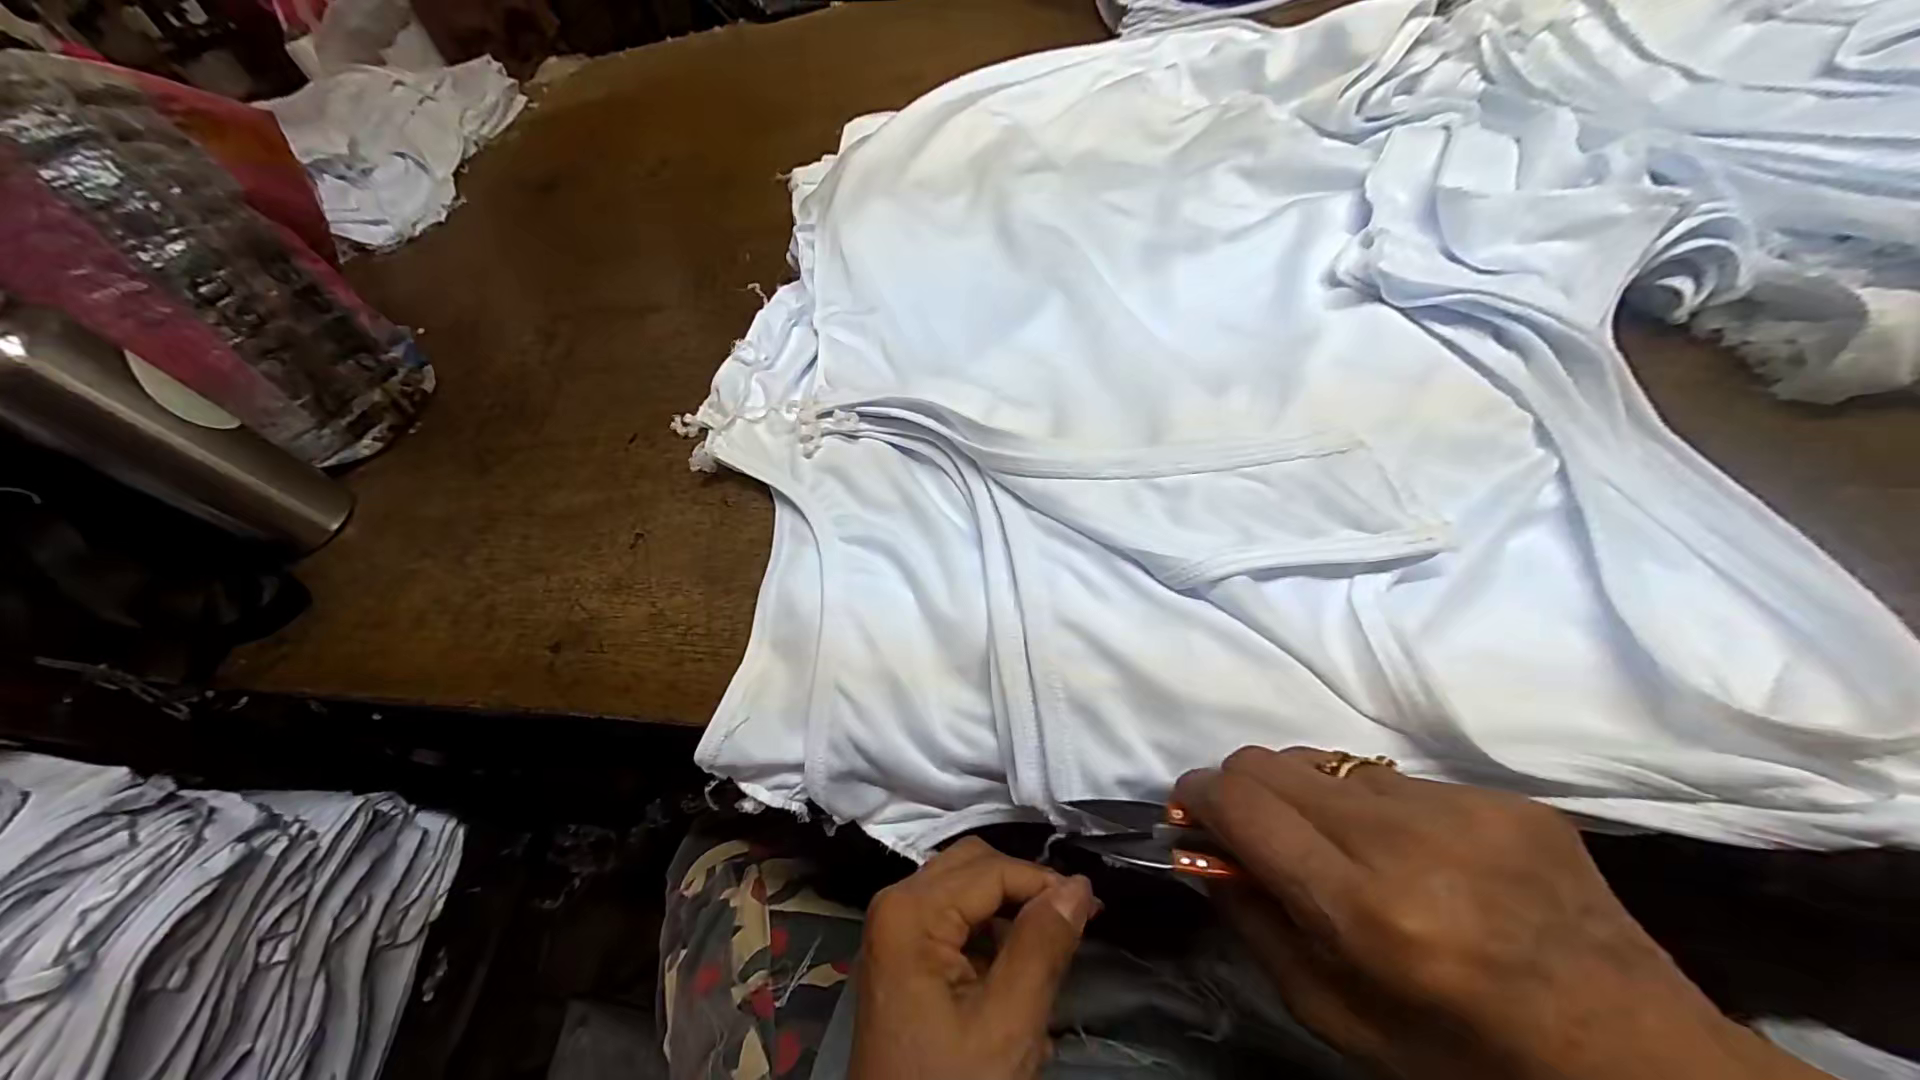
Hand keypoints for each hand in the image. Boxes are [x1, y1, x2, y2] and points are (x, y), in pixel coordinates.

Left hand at [850, 836, 1098, 1079]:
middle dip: (1024, 888)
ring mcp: (894, 926)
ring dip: (1009, 909)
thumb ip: (1042, 946)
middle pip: (974, 865)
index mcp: (910, 911)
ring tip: (1049, 950)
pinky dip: (988, 931)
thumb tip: (1077, 887)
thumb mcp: (1007, 1024)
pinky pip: (952, 915)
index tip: (1092, 908)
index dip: (1044, 882)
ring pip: (965, 886)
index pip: (991, 869)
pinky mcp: (900, 950)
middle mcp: (895, 903)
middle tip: (1071, 922)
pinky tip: (1015, 970)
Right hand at [1174, 746, 1828, 1079]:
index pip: (1240, 802)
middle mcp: (1408, 841)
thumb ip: (1253, 921)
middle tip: (1251, 829)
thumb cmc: (1467, 1060)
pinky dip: (1369, 806)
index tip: (1190, 811)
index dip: (1197, 795)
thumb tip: (1199, 848)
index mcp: (1367, 912)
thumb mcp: (1336, 1017)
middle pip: (1268, 760)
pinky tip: (1410, 854)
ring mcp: (1463, 809)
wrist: (1644, 1064)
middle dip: (1238, 787)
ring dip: (1304, 795)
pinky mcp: (1503, 797)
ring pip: (1324, 760)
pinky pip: (1391, 777)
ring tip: (1336, 846)